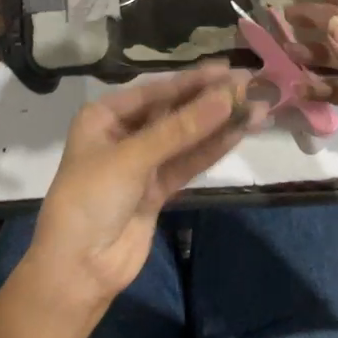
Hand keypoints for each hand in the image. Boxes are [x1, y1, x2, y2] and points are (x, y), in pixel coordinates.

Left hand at [26, 65, 266, 303]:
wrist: (79, 266)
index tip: (228, 70)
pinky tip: (239, 134)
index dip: (191, 81)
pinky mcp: (157, 190)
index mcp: (103, 117)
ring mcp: (141, 164)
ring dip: (218, 125)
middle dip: (209, 101)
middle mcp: (122, 135)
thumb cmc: (90, 199)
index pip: (154, 91)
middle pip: (172, 112)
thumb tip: (226, 97)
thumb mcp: (131, 158)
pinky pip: (187, 163)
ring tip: (258, 108)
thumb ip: (180, 129)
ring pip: (185, 138)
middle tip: (252, 85)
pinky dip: (212, 150)